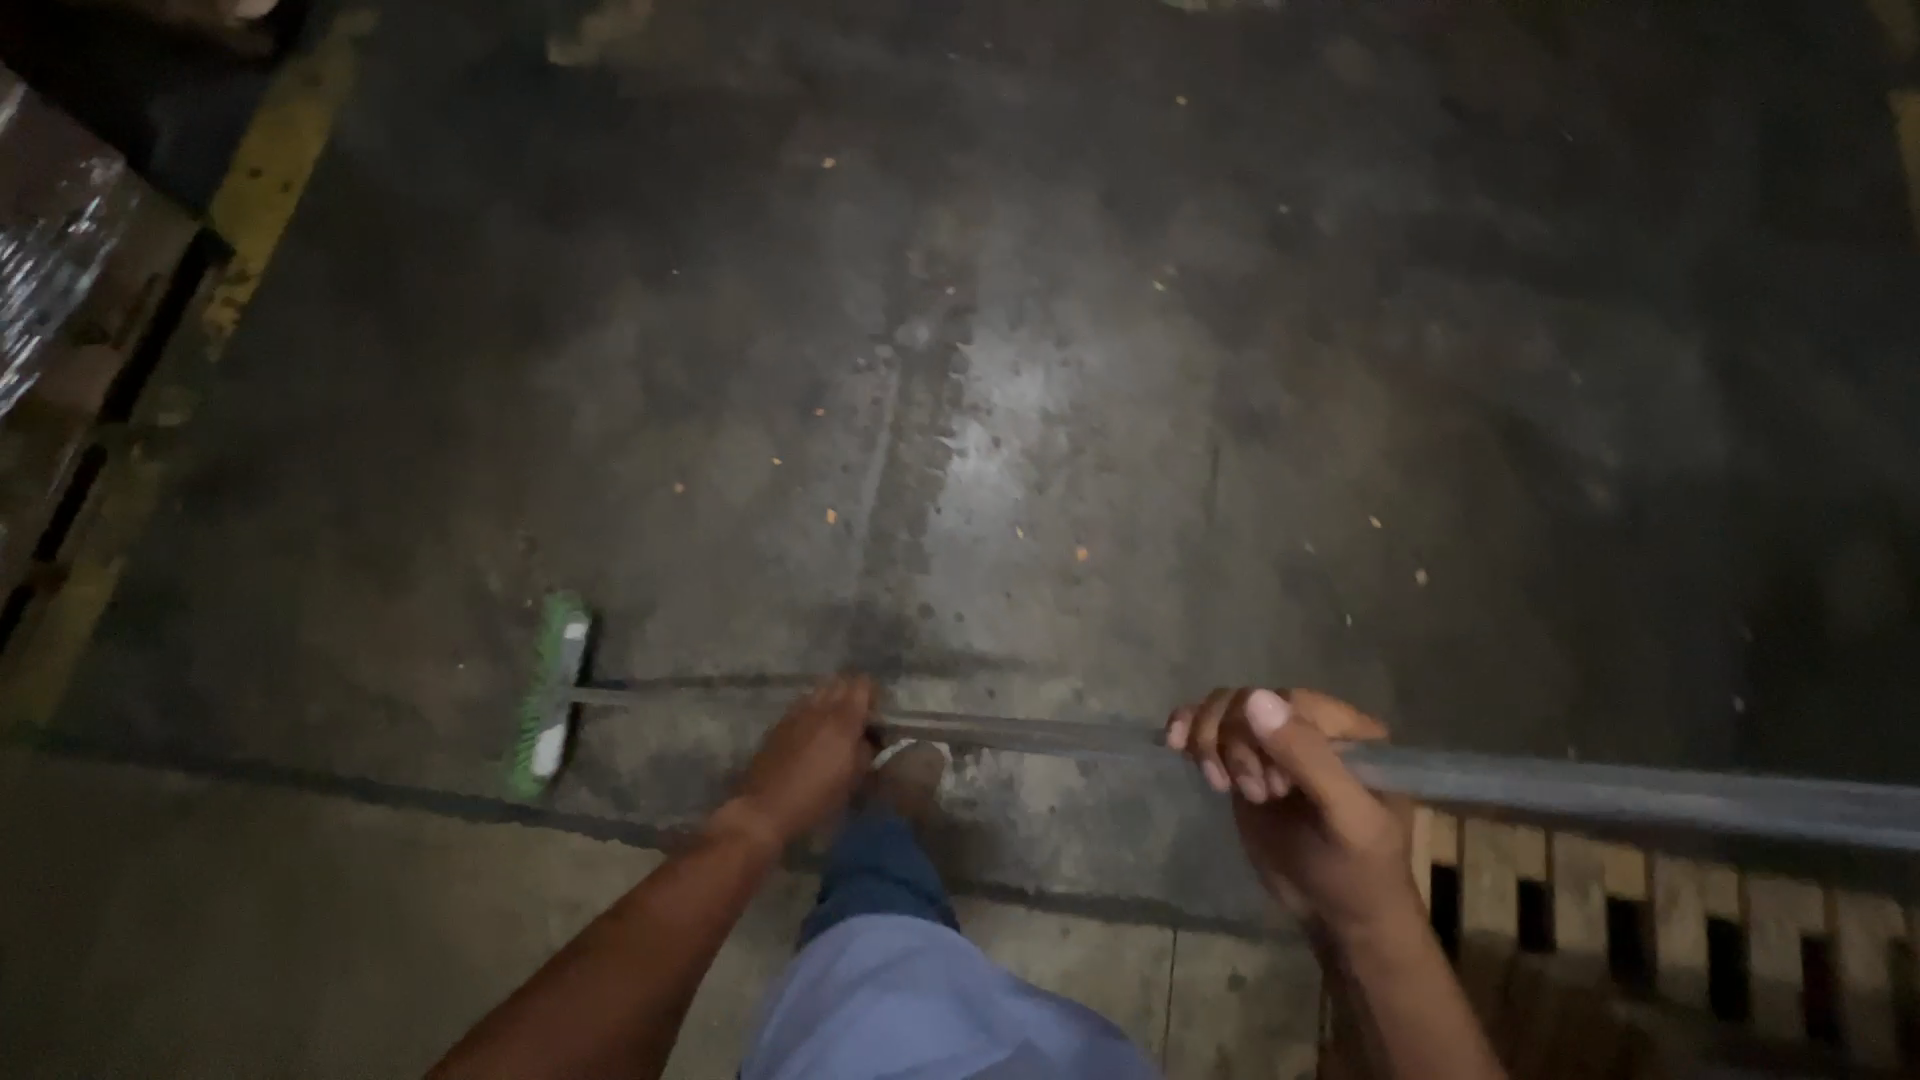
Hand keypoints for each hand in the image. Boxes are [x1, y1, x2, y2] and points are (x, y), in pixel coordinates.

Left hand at [721, 675, 876, 848]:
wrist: (766, 808)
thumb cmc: (816, 798)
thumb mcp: (853, 780)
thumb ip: (866, 752)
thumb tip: (868, 739)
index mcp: (843, 720)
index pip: (862, 685)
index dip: (872, 693)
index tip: (875, 711)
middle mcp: (820, 708)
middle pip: (840, 682)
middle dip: (852, 693)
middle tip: (857, 715)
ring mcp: (796, 713)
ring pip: (819, 690)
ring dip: (830, 699)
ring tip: (833, 721)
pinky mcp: (779, 722)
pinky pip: (802, 704)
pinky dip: (812, 710)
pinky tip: (811, 730)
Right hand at [1166, 688, 1418, 941]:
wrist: (1336, 917)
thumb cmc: (1356, 872)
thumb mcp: (1348, 819)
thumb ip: (1309, 758)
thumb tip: (1254, 698)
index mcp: (1349, 729)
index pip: (1287, 701)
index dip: (1264, 735)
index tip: (1272, 788)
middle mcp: (1311, 725)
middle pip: (1248, 702)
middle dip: (1234, 743)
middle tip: (1252, 794)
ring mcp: (1273, 743)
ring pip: (1223, 710)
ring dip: (1208, 741)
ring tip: (1220, 785)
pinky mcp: (1242, 759)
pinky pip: (1209, 726)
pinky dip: (1188, 730)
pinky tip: (1176, 745)